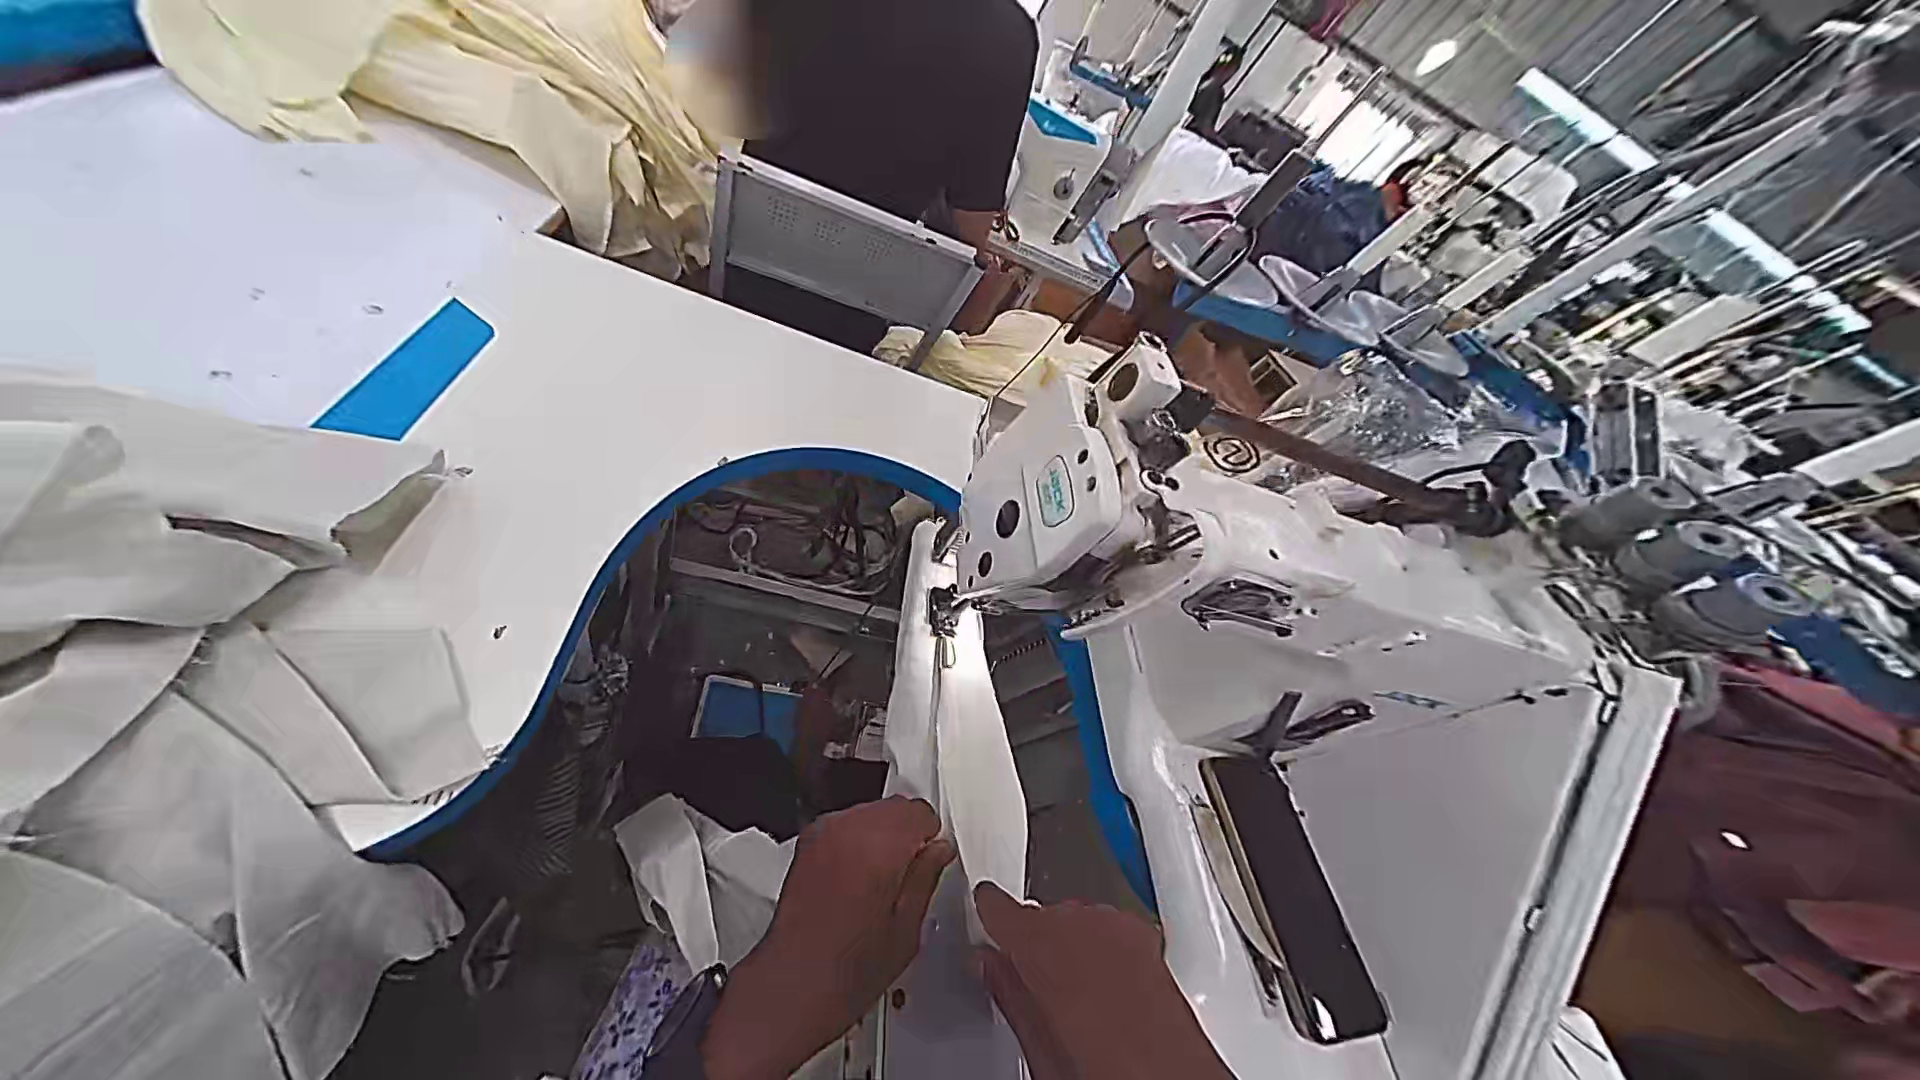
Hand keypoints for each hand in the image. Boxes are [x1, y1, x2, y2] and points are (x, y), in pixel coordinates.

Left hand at [701, 797, 953, 1079]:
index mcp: (881, 844)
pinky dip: (856, 839)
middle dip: (907, 833)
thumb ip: (926, 877)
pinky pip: (846, 824)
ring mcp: (825, 832)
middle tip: (908, 873)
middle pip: (895, 807)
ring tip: (879, 881)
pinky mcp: (808, 841)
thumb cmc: (844, 969)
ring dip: (881, 835)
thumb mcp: (907, 929)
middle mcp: (851, 827)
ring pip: (870, 812)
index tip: (930, 857)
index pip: (921, 812)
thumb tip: (938, 851)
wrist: (792, 984)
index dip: (930, 837)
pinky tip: (857, 877)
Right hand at [974, 881, 1237, 1079]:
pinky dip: (1102, 945)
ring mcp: (1112, 923)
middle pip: (1039, 915)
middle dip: (1035, 942)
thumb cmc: (1109, 1074)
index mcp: (1037, 942)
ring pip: (1075, 917)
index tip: (986, 916)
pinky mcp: (1142, 933)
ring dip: (1072, 942)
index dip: (989, 911)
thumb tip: (991, 966)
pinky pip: (1108, 927)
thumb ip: (1009, 993)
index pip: (997, 904)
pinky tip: (1107, 985)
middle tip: (1036, 986)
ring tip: (1078, 996)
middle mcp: (1075, 920)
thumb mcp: (1039, 1048)